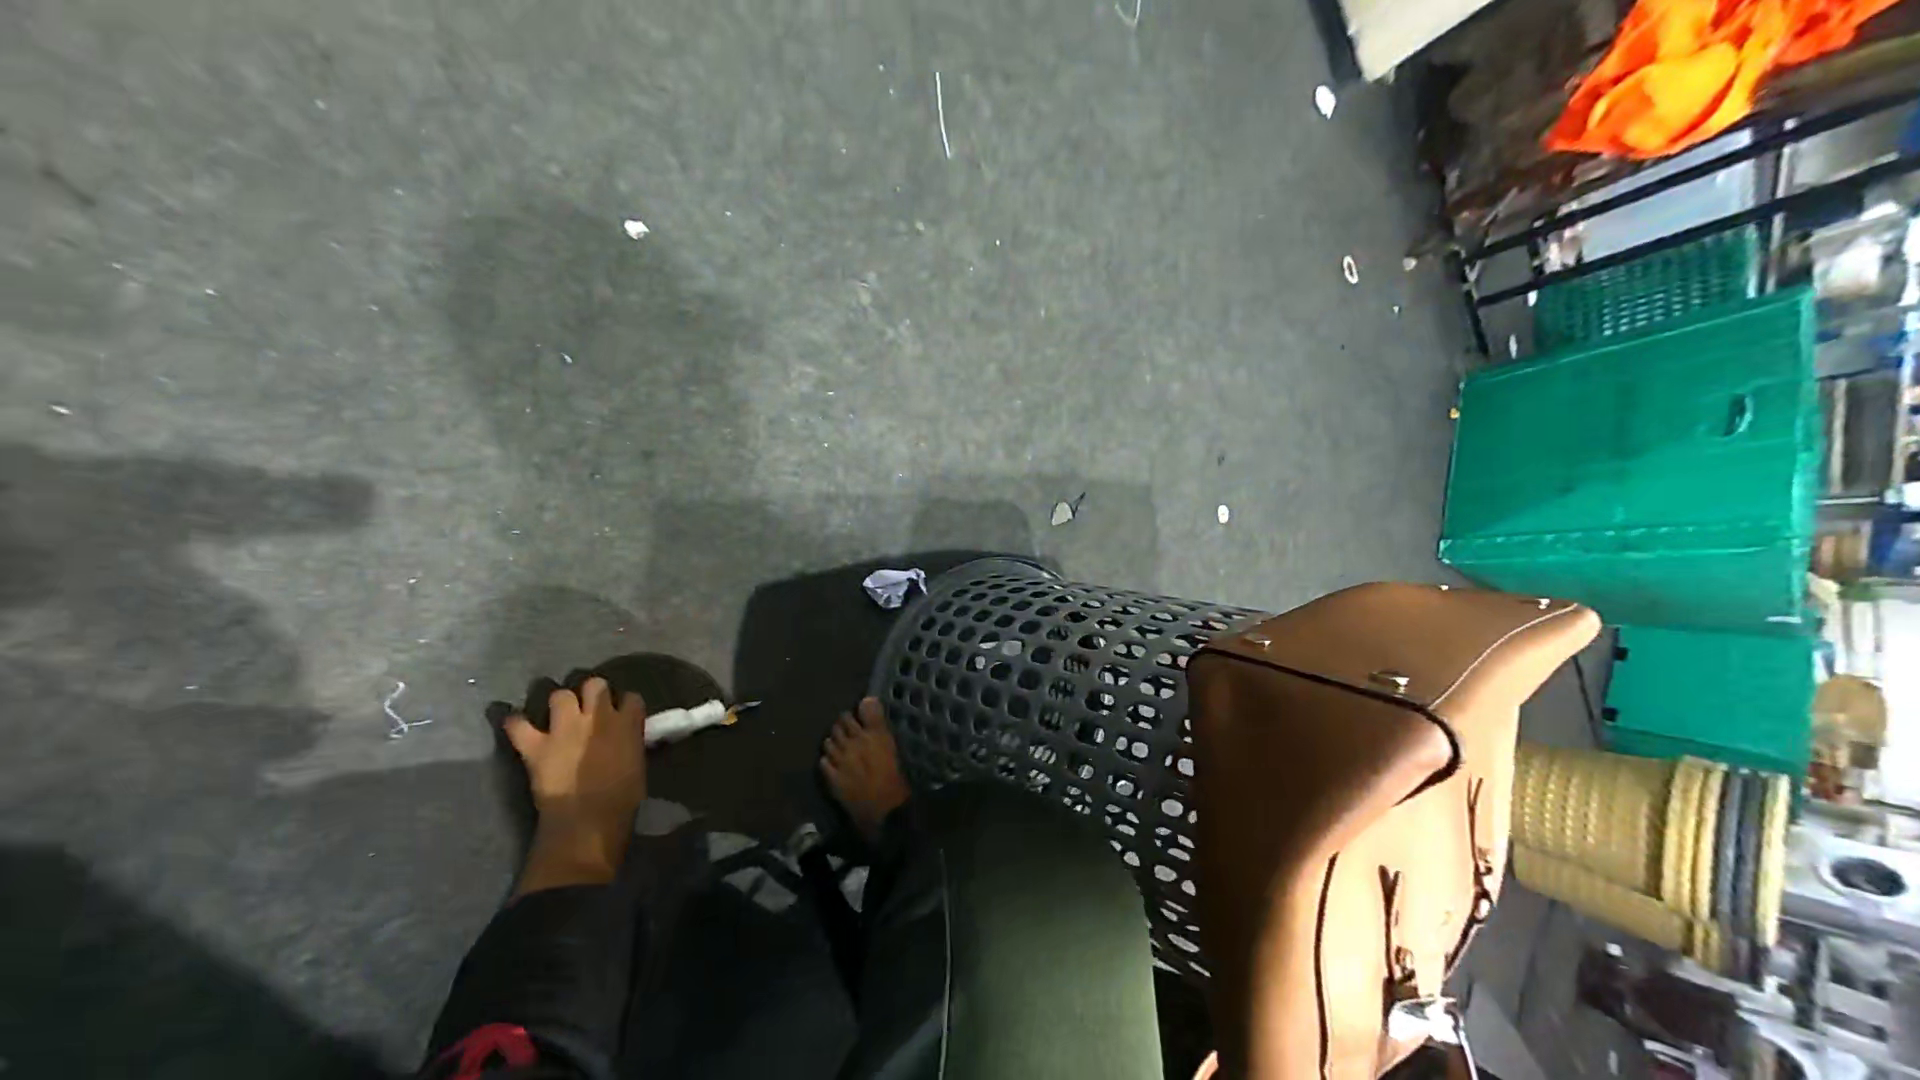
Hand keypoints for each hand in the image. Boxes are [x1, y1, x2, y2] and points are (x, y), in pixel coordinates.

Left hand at [500, 677, 646, 895]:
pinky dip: (516, 723)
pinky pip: (517, 724)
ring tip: (558, 715)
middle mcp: (597, 716)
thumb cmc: (623, 798)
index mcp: (627, 723)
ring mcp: (564, 728)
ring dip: (560, 703)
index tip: (622, 713)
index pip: (631, 697)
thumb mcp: (638, 763)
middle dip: (592, 692)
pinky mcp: (536, 746)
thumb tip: (625, 739)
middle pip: (595, 684)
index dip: (625, 703)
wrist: (588, 820)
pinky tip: (518, 725)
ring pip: (559, 695)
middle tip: (589, 708)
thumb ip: (631, 742)